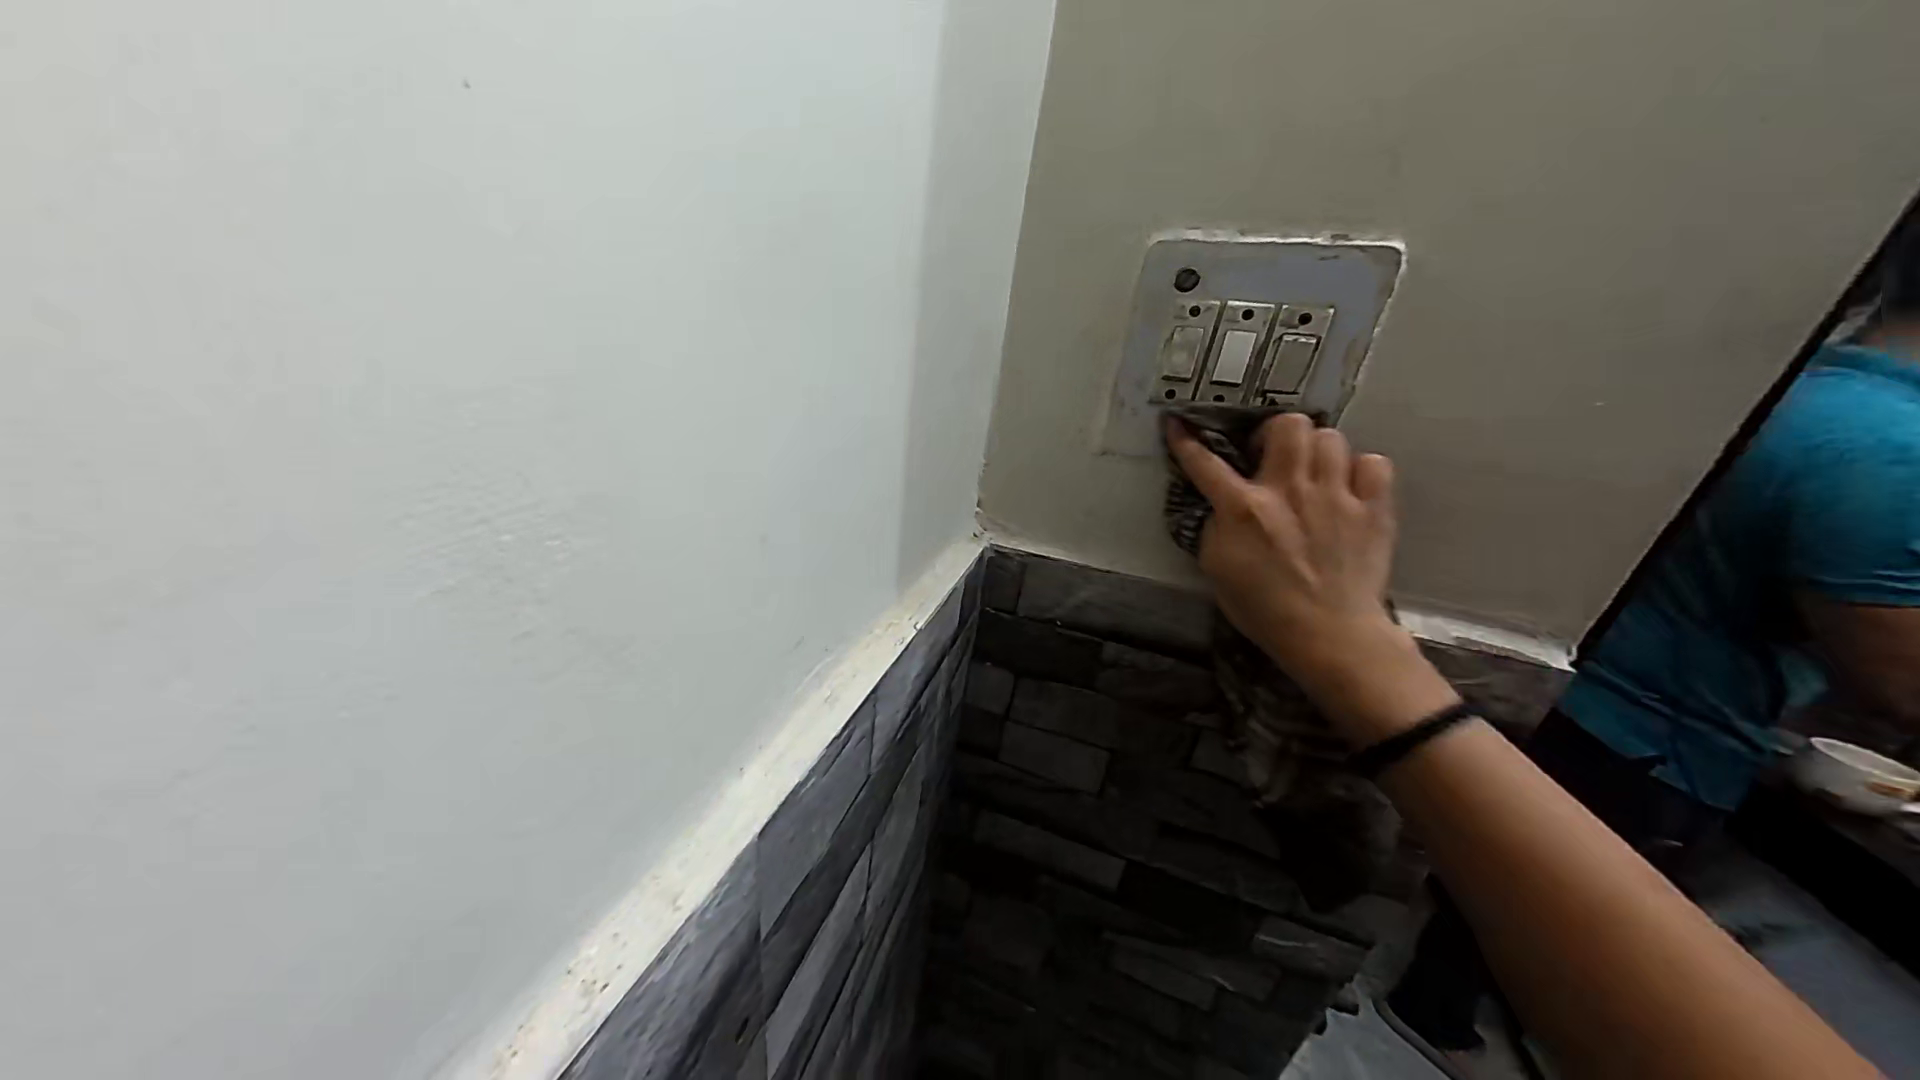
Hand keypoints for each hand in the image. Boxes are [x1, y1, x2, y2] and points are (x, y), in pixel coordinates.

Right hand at [1166, 414, 1453, 740]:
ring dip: (1316, 452)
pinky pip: (1372, 463)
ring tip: (1312, 475)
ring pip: (1331, 437)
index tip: (1178, 424)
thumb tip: (1219, 502)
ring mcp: (1337, 496)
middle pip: (1287, 425)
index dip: (1186, 441)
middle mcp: (1289, 491)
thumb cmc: (1263, 607)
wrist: (1329, 635)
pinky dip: (1358, 471)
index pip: (1205, 463)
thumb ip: (1215, 527)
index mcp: (1244, 510)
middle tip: (1271, 456)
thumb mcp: (1217, 568)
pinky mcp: (1374, 508)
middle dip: (1275, 432)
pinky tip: (1347, 491)